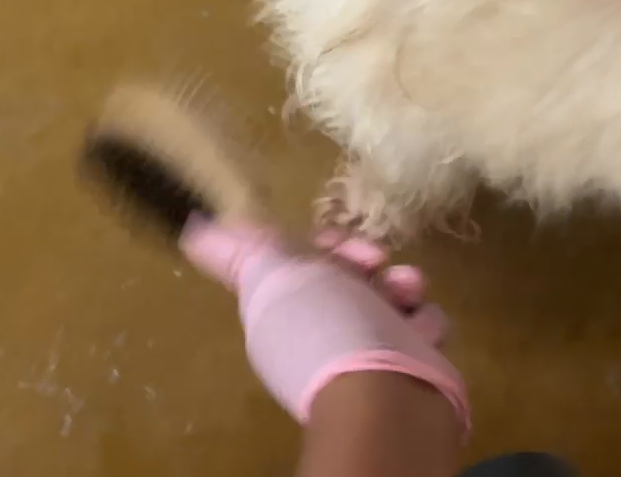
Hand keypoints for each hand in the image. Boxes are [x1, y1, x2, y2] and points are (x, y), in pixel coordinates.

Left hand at [179, 219, 470, 436]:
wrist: (382, 391)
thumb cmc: (325, 325)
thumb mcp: (273, 275)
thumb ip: (239, 252)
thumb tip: (195, 230)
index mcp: (291, 312)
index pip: (308, 265)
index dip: (325, 246)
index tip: (336, 244)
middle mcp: (328, 330)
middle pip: (353, 274)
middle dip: (367, 260)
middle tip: (378, 264)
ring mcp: (372, 347)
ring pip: (393, 294)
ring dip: (403, 284)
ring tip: (408, 292)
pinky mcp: (412, 359)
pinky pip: (423, 323)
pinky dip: (425, 321)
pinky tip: (421, 327)